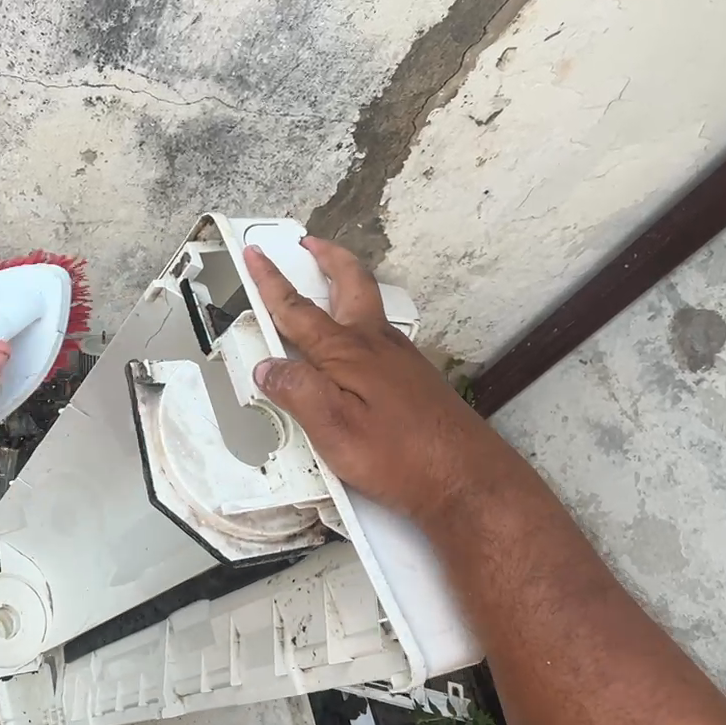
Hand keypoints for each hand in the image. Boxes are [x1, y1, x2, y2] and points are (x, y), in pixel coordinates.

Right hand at [243, 238, 528, 523]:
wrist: (468, 480)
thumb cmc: (402, 457)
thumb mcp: (332, 429)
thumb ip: (295, 391)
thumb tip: (267, 368)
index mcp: (347, 352)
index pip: (297, 309)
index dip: (271, 280)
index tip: (257, 254)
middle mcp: (376, 345)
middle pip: (350, 284)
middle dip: (328, 258)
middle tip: (310, 244)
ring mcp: (400, 358)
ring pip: (369, 305)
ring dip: (347, 282)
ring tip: (331, 279)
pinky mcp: (415, 377)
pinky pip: (383, 332)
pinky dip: (364, 316)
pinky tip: (359, 340)